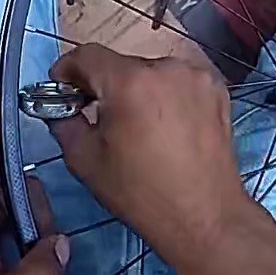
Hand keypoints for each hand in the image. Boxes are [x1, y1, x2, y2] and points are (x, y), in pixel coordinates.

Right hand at [45, 44, 254, 254]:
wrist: (205, 218)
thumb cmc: (139, 192)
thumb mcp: (83, 158)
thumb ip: (63, 121)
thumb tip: (60, 107)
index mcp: (129, 82)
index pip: (87, 55)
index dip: (67, 69)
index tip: (63, 88)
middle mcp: (164, 69)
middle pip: (118, 64)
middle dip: (102, 85)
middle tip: (95, 114)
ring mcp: (195, 77)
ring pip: (147, 72)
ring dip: (133, 89)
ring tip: (134, 122)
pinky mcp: (216, 89)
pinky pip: (175, 81)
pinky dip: (162, 94)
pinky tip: (162, 124)